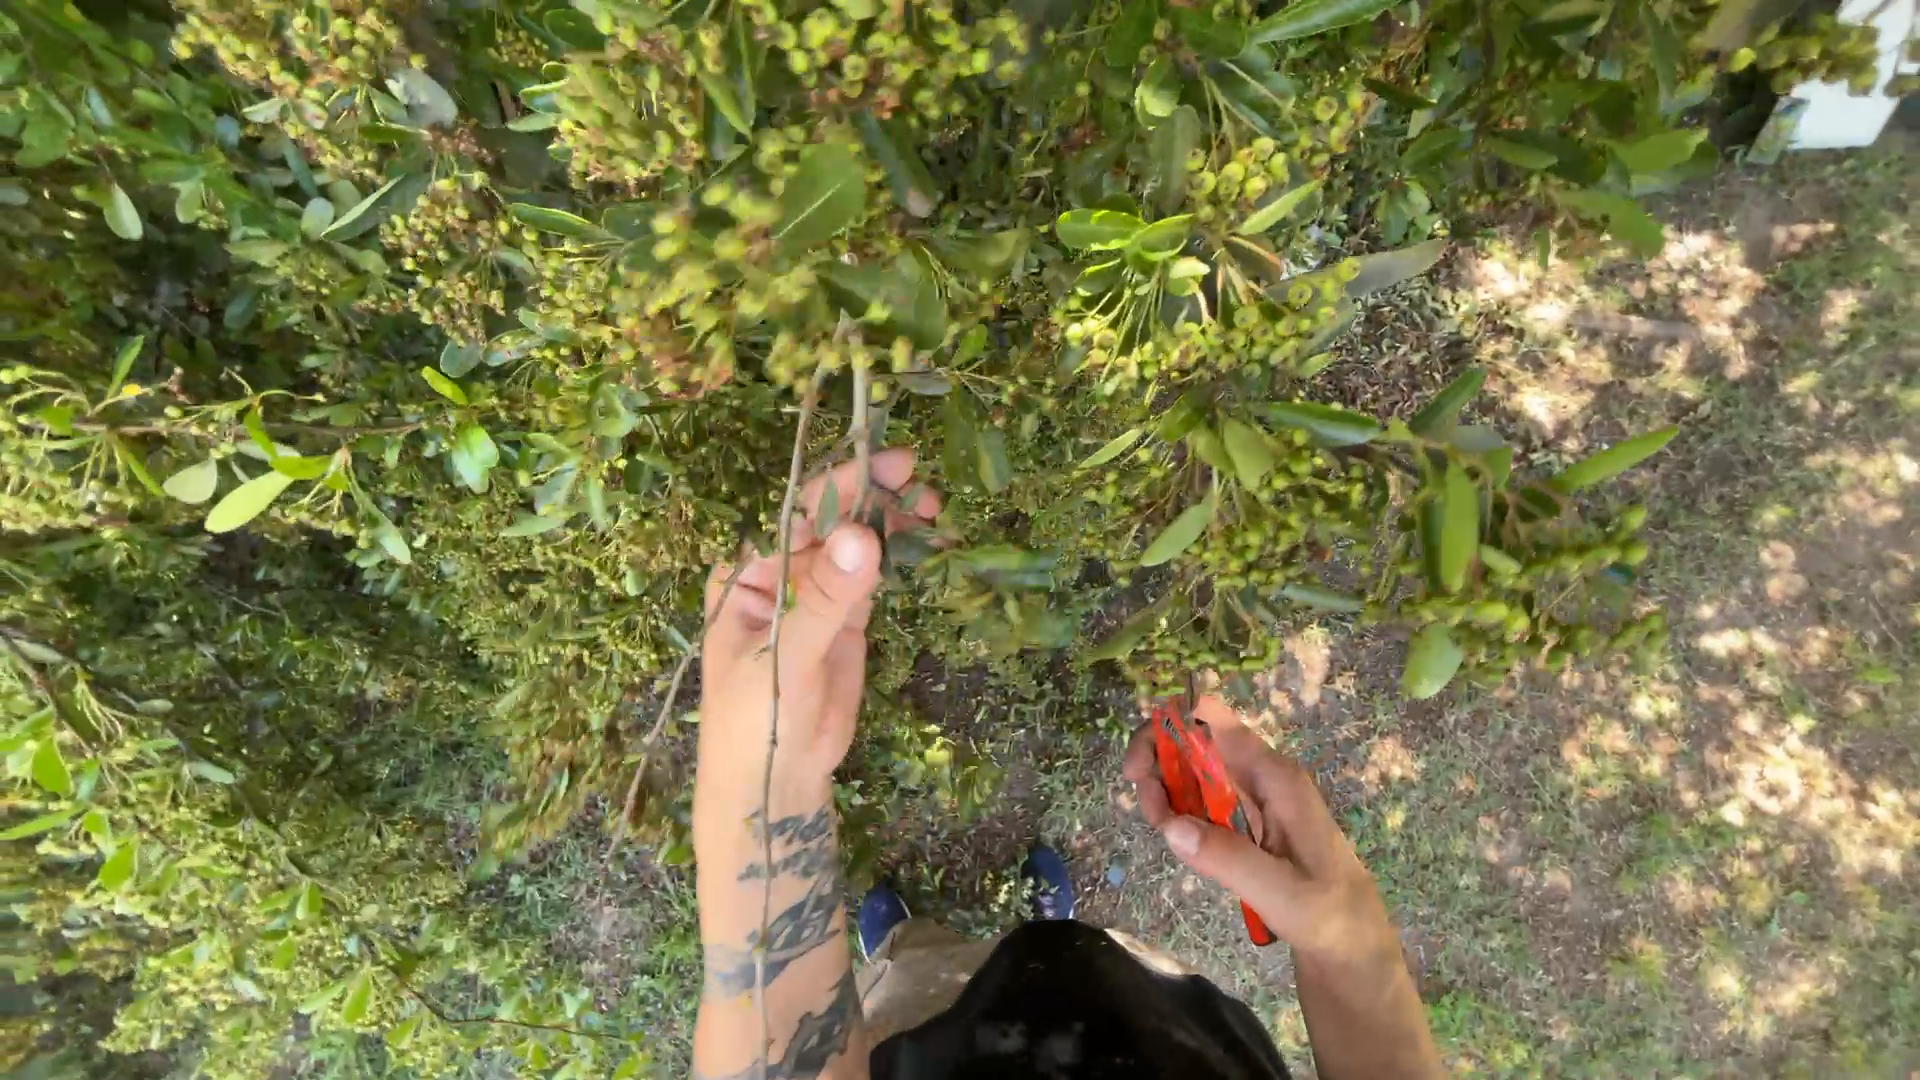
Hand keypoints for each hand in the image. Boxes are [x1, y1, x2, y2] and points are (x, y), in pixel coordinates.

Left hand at [697, 448, 939, 798]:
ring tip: (934, 509)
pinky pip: (874, 577)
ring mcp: (816, 594)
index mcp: (747, 572)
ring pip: (856, 545)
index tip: (886, 464)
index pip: (795, 515)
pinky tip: (929, 542)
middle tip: (920, 481)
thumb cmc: (755, 721)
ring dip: (892, 524)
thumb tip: (864, 536)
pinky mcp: (846, 617)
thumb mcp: (786, 658)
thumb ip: (824, 599)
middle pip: (830, 522)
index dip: (839, 485)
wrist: (775, 781)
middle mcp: (780, 573)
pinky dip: (901, 558)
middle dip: (872, 498)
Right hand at [1122, 695, 1402, 975]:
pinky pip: (1199, 798)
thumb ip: (1229, 859)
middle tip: (1145, 805)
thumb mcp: (1283, 894)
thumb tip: (1171, 826)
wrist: (1355, 948)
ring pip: (1192, 770)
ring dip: (1165, 789)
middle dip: (1159, 762)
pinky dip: (1178, 810)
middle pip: (1195, 742)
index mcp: (1275, 776)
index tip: (1142, 763)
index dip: (1172, 726)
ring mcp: (1250, 796)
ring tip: (1159, 827)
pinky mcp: (1243, 819)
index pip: (1216, 722)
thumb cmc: (1330, 916)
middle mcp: (1260, 775)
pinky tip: (1174, 834)